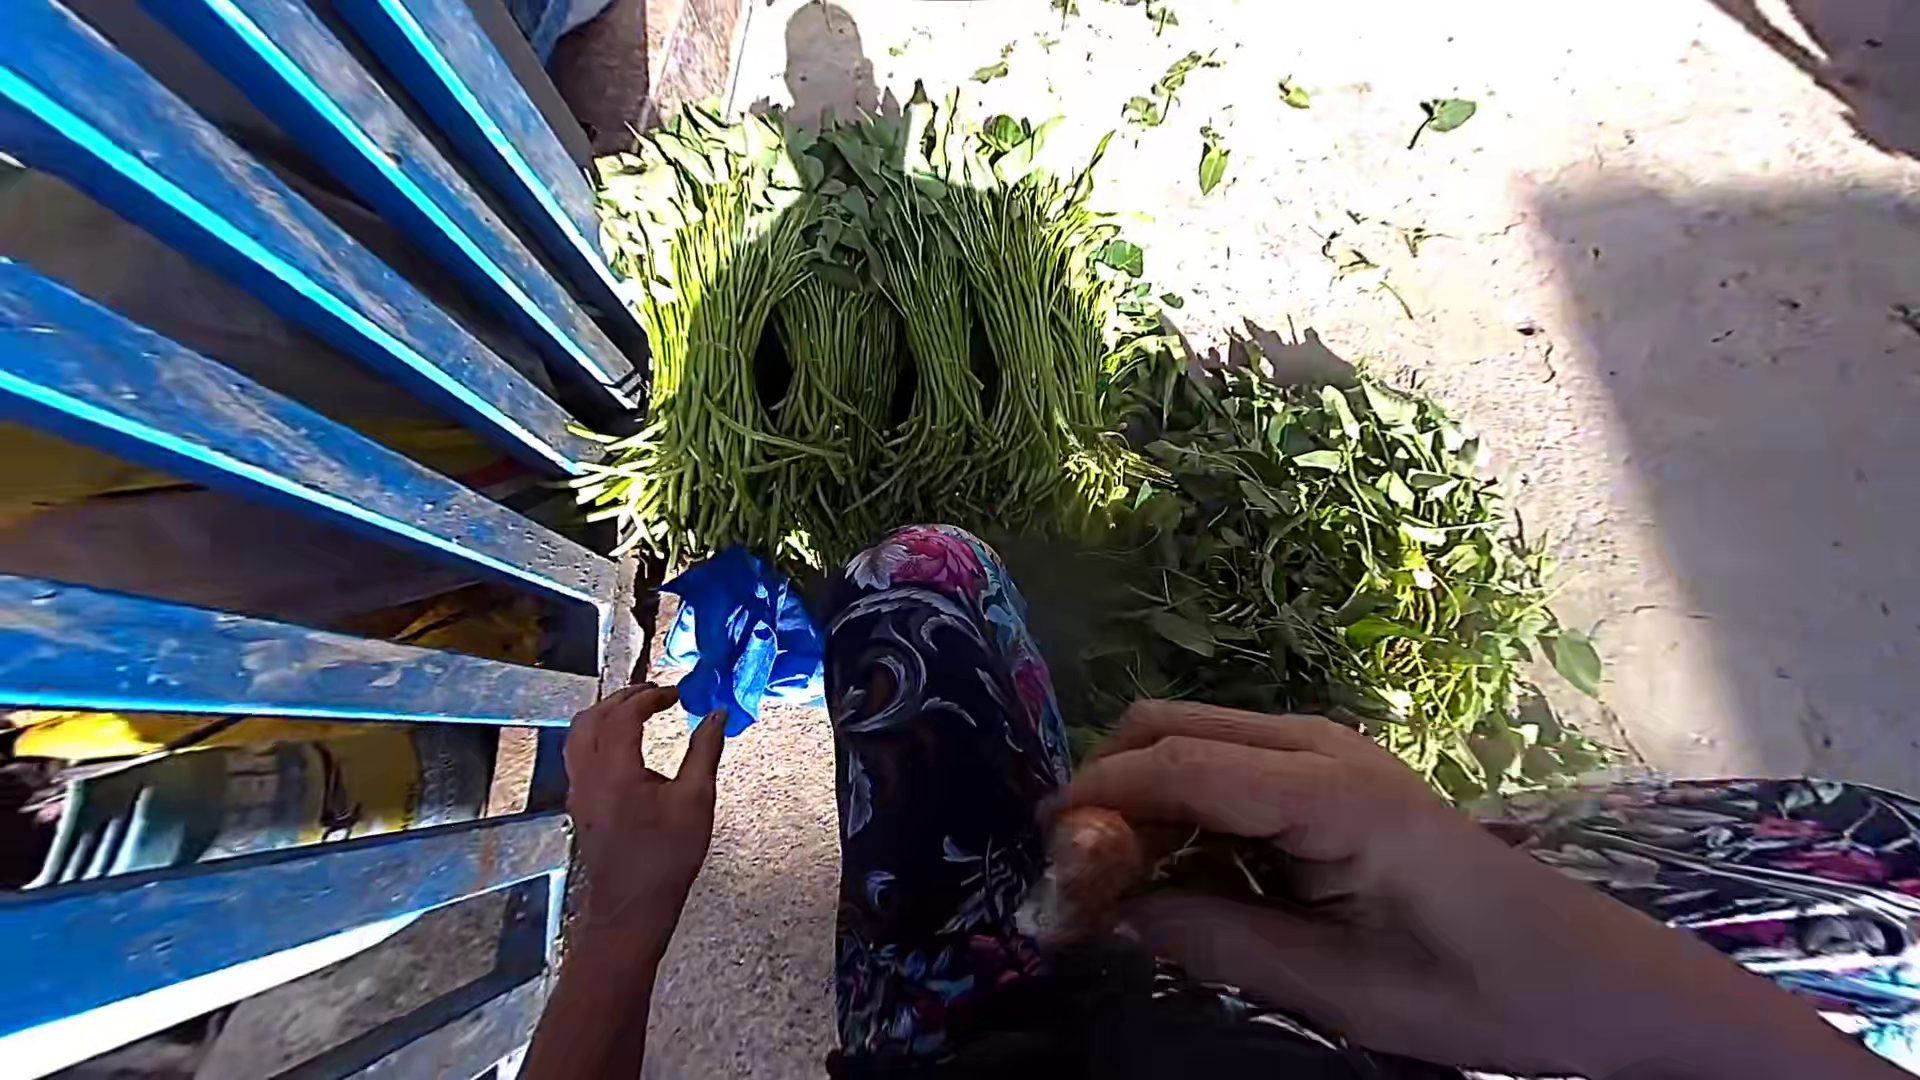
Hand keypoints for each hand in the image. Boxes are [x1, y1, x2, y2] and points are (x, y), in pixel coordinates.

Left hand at [565, 683, 725, 951]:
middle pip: (590, 719)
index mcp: (614, 771)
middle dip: (623, 698)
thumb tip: (717, 713)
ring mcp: (578, 792)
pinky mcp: (580, 805)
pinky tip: (627, 742)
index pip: (623, 716)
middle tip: (656, 692)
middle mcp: (587, 776)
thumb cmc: (668, 855)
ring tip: (640, 709)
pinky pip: (579, 754)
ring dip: (606, 714)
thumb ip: (705, 750)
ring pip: (578, 736)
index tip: (678, 693)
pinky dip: (600, 734)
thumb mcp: (696, 799)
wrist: (631, 910)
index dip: (650, 697)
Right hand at [1060, 701, 1892, 1077]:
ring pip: (1179, 731)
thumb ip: (1219, 943)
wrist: (1590, 969)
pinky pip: (1208, 753)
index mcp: (1329, 790)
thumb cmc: (1482, 989)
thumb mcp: (1345, 992)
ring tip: (1115, 857)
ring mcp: (1307, 739)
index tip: (1052, 836)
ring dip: (1133, 784)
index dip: (1104, 793)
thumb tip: (1114, 911)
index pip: (1182, 764)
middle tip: (1078, 851)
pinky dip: (1168, 793)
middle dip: (1105, 777)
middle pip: (1166, 723)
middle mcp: (1307, 739)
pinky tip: (1172, 849)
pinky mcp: (1305, 756)